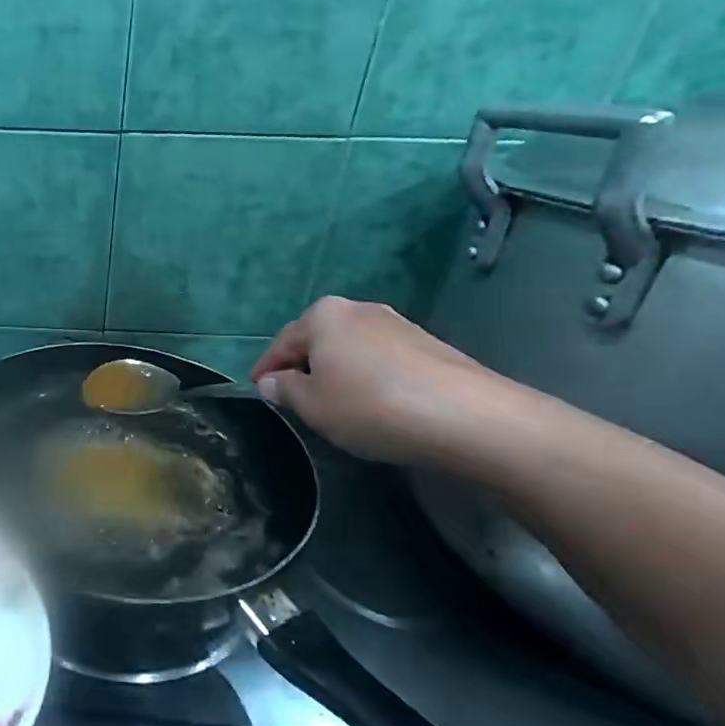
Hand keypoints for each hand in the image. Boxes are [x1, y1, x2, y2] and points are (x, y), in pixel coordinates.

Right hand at [250, 297, 512, 468]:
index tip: (258, 390)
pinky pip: (380, 359)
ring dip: (337, 372)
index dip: (266, 370)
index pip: (282, 343)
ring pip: (350, 349)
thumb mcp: (314, 406)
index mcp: (323, 316)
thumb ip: (286, 391)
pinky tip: (374, 403)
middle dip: (303, 367)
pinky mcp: (426, 344)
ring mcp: (396, 323)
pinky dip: (368, 376)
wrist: (466, 416)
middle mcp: (357, 309)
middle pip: (318, 340)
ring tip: (335, 404)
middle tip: (294, 399)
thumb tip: (272, 382)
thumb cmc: (372, 407)